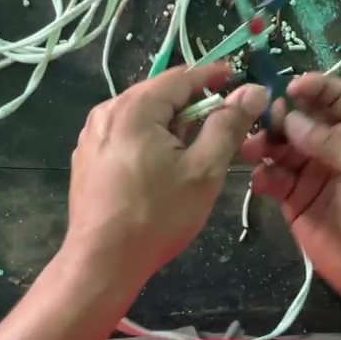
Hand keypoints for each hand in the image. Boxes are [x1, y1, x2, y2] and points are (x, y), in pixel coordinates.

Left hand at [64, 63, 268, 291]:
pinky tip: (160, 168)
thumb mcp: (203, 171)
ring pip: (142, 115)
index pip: (182, 77)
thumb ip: (228, 126)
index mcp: (134, 108)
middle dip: (193, 104)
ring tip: (193, 151)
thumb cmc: (157, 216)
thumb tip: (253, 92)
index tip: (238, 78)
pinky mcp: (87, 157)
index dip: (213, 76)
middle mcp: (107, 111)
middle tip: (221, 125)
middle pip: (160, 94)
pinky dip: (148, 139)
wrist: (101, 263)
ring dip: (171, 124)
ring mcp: (92, 135)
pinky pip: (125, 133)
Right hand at [239, 72, 340, 314]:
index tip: (288, 87)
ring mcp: (311, 171)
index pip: (335, 95)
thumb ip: (330, 141)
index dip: (313, 86)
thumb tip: (290, 118)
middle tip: (262, 120)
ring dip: (264, 142)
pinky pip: (271, 177)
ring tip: (251, 150)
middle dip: (280, 114)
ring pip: (280, 144)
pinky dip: (262, 175)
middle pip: (300, 116)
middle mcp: (334, 145)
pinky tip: (260, 181)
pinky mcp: (293, 198)